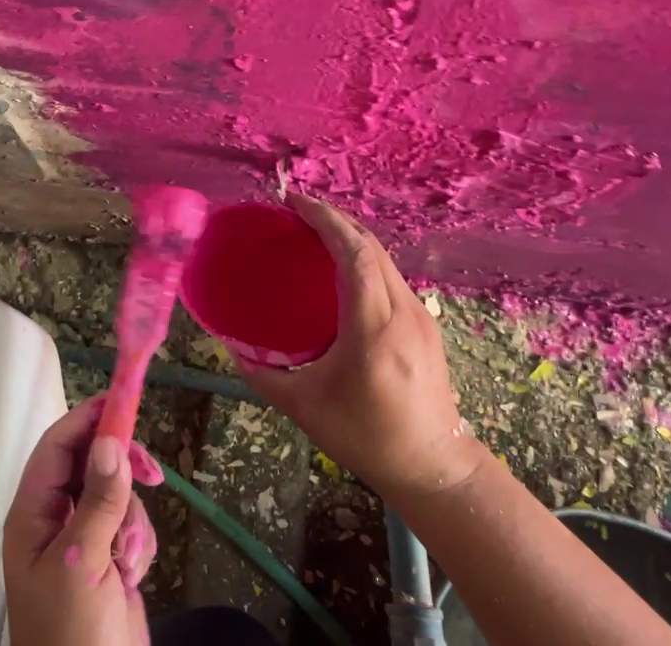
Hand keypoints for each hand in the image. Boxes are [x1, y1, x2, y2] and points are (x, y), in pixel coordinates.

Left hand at [3, 395, 164, 645]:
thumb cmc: (72, 633)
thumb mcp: (83, 563)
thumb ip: (98, 500)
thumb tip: (109, 441)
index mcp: (32, 514)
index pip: (56, 448)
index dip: (86, 420)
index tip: (122, 401)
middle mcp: (54, 520)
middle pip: (91, 465)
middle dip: (120, 472)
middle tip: (150, 474)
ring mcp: (83, 540)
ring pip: (116, 495)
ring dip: (130, 520)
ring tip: (126, 559)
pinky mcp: (108, 559)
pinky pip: (130, 525)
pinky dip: (138, 542)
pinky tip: (132, 574)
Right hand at [238, 194, 488, 498]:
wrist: (435, 467)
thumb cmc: (367, 437)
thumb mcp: (304, 407)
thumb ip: (263, 375)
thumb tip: (234, 347)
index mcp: (373, 328)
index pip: (354, 254)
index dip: (324, 220)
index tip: (293, 202)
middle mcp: (402, 312)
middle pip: (371, 246)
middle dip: (334, 219)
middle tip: (296, 210)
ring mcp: (421, 316)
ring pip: (385, 258)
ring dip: (351, 236)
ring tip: (314, 232)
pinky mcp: (426, 324)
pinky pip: (391, 275)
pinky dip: (364, 258)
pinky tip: (343, 268)